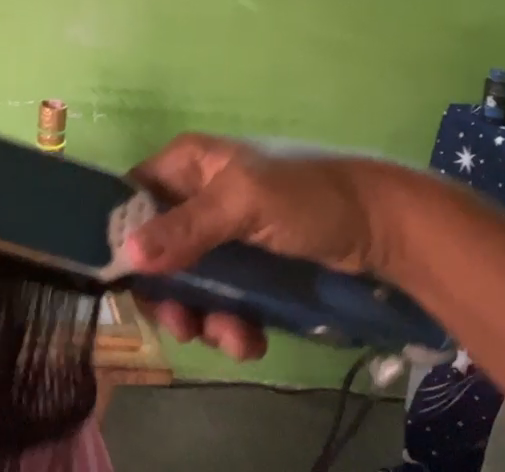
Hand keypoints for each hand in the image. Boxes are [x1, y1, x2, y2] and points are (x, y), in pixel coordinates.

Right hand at [121, 134, 395, 361]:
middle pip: (154, 250)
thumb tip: (128, 255)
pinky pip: (217, 300)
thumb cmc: (307, 198)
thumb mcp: (244, 204)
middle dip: (169, 293)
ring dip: (202, 318)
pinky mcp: (245, 267)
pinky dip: (228, 324)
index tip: (129, 281)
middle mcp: (196, 196)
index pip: (133, 197)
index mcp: (188, 164)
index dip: (124, 238)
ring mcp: (221, 235)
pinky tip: (250, 339)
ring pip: (185, 283)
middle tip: (184, 325)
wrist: (380, 228)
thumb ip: (187, 228)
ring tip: (233, 338)